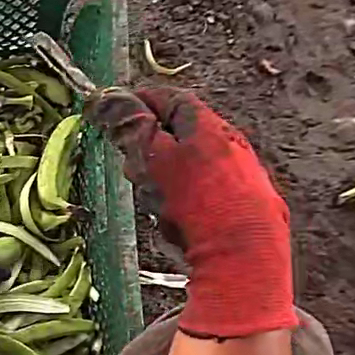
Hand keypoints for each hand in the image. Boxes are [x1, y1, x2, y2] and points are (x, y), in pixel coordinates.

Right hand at [86, 88, 295, 338]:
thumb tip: (107, 98)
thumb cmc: (197, 202)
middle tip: (130, 165)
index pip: (170, 99)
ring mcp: (243, 177)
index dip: (140, 103)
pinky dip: (188, 202)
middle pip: (182, 135)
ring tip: (155, 200)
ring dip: (169, 178)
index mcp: (209, 126)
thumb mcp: (155, 159)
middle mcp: (231, 145)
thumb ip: (131, 128)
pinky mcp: (248, 209)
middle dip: (151, 148)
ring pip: (193, 167)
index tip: (115, 113)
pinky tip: (181, 224)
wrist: (246, 256)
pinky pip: (208, 196)